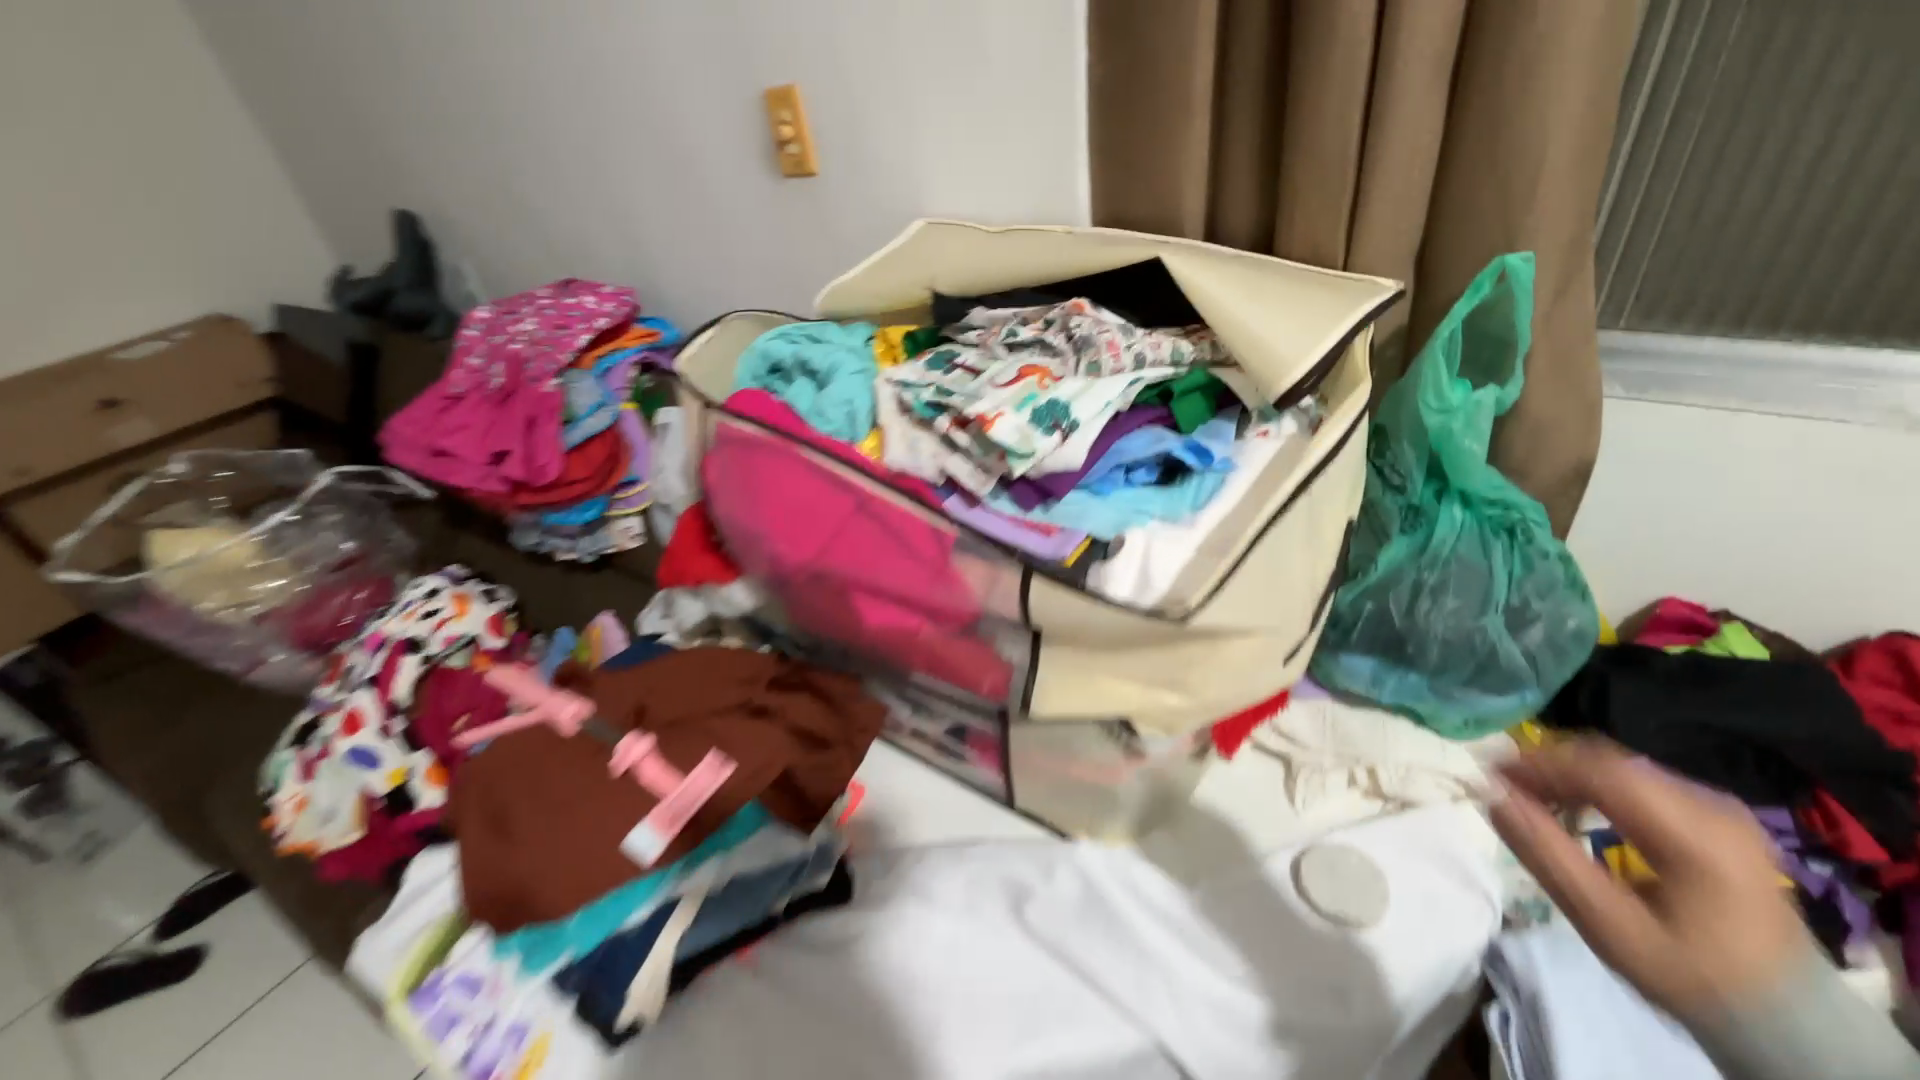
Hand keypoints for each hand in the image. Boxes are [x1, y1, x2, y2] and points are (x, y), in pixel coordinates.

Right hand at [1489, 737, 1810, 1019]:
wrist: (1782, 1015)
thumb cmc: (1688, 974)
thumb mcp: (1609, 926)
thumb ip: (1550, 858)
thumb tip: (1495, 799)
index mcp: (1694, 832)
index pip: (1600, 770)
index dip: (1537, 765)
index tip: (1489, 775)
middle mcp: (1712, 805)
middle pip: (1612, 762)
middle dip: (1549, 768)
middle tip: (1503, 786)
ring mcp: (1721, 809)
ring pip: (1624, 769)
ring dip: (1571, 777)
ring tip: (1531, 797)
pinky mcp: (1719, 819)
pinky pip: (1643, 784)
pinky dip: (1598, 788)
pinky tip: (1576, 808)